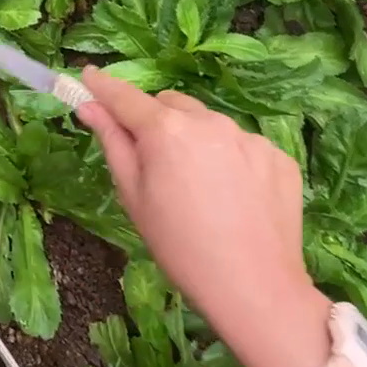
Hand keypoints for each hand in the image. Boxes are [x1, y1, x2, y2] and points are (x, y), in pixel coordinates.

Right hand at [76, 70, 332, 366]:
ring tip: (199, 183)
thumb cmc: (179, 245)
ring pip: (206, 121)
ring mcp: (247, 137)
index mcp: (165, 129)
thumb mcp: (132, 194)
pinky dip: (229, 156)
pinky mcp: (278, 156)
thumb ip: (111, 141)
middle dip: (155, 121)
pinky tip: (233, 193)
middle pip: (168, 103)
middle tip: (155, 160)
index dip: (102, 85)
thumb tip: (88, 105)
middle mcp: (207, 121)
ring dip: (194, 137)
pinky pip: (240, 143)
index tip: (88, 76)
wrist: (256, 290)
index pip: (124, 95)